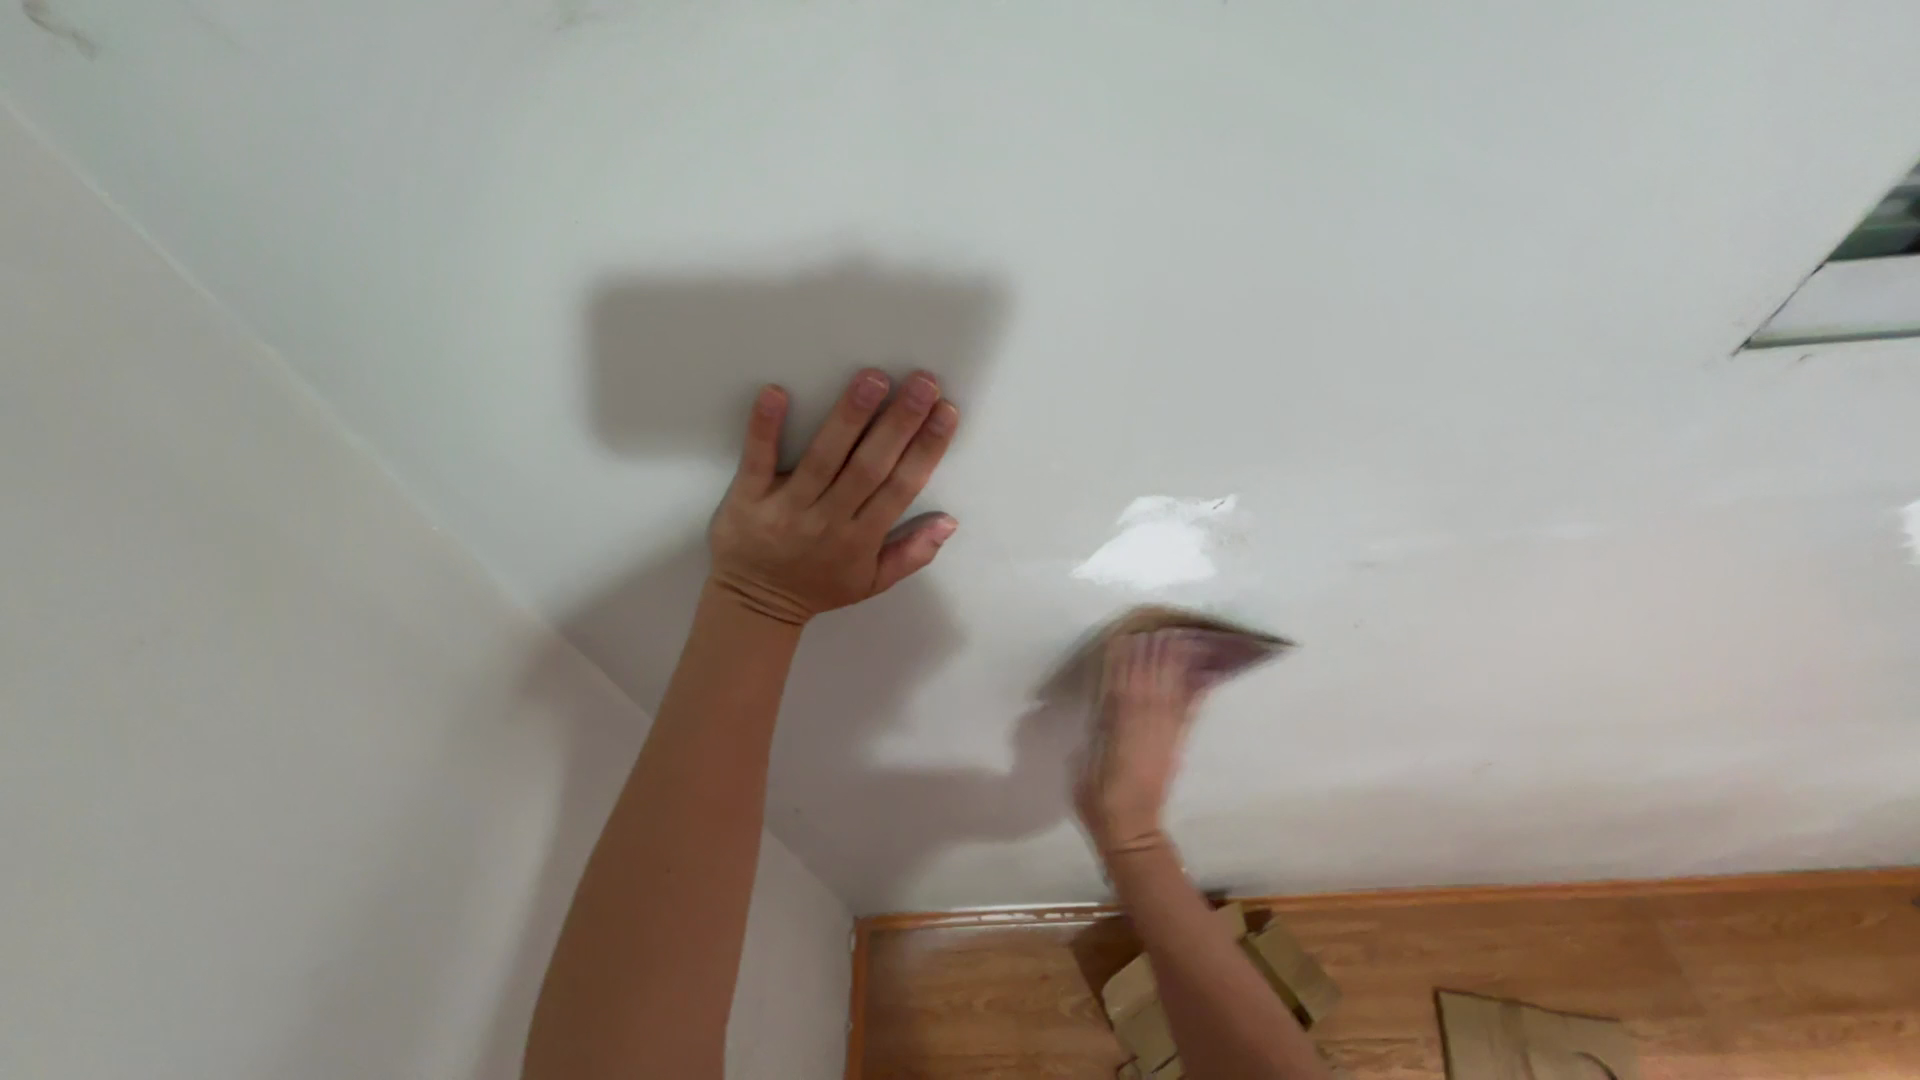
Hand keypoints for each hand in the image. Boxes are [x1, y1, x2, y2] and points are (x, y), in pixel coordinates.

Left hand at [707, 369, 960, 624]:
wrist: (752, 605)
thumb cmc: (817, 588)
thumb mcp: (872, 583)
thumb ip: (912, 553)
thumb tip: (950, 522)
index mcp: (862, 539)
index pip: (902, 487)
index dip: (927, 449)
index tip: (946, 411)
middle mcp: (828, 520)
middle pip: (869, 466)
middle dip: (899, 423)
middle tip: (922, 382)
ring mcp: (787, 508)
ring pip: (823, 458)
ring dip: (849, 417)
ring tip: (872, 379)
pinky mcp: (748, 499)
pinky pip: (757, 460)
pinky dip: (766, 428)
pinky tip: (776, 392)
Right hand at [1077, 631, 1207, 856]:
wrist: (1131, 829)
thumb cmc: (1096, 798)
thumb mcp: (1084, 760)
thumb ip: (1096, 730)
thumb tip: (1103, 705)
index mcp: (1115, 729)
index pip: (1120, 686)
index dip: (1124, 660)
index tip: (1126, 636)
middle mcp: (1142, 727)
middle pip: (1148, 681)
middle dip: (1152, 653)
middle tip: (1159, 626)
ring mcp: (1163, 734)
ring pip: (1169, 691)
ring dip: (1173, 664)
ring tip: (1177, 639)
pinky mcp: (1176, 744)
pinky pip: (1187, 712)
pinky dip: (1194, 691)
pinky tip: (1200, 675)